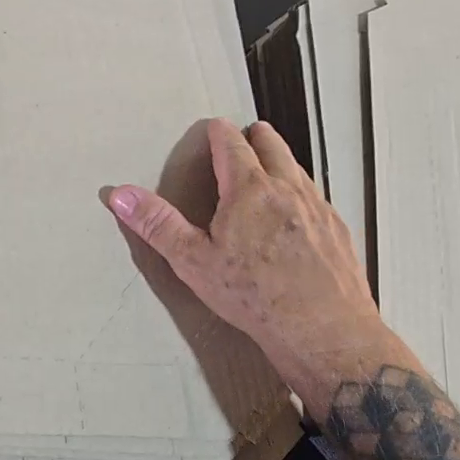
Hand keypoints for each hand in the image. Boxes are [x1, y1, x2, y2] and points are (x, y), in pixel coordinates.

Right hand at [106, 119, 401, 412]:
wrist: (325, 333)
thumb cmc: (253, 295)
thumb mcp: (193, 261)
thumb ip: (157, 223)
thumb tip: (119, 194)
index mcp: (249, 190)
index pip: (233, 145)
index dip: (220, 132)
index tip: (214, 126)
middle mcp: (288, 190)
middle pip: (273, 148)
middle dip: (258, 137)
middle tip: (250, 132)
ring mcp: (319, 210)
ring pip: (299, 171)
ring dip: (282, 161)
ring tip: (272, 164)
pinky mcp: (339, 233)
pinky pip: (318, 198)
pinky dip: (302, 191)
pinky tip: (298, 211)